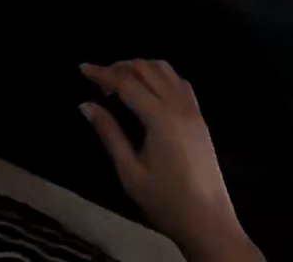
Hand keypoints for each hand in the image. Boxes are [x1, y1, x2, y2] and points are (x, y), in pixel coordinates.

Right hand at [80, 61, 249, 256]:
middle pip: (145, 68)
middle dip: (119, 67)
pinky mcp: (200, 117)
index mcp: (160, 118)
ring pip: (164, 69)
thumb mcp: (131, 173)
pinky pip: (179, 81)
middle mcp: (178, 105)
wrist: (210, 226)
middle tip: (100, 82)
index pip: (125, 83)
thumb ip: (109, 133)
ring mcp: (192, 109)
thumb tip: (86, 105)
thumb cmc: (167, 203)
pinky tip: (149, 90)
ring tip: (122, 82)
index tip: (82, 68)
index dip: (101, 73)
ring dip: (140, 67)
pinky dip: (160, 75)